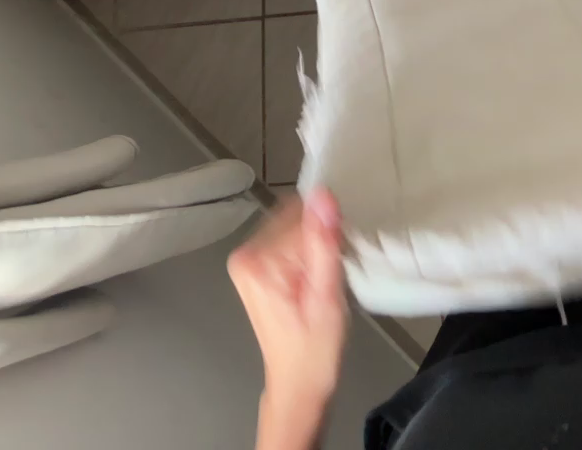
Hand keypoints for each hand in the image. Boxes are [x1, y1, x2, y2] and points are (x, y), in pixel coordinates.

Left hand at [228, 191, 347, 449]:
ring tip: (321, 279)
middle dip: (319, 238)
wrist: (298, 386)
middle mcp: (245, 254)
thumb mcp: (326, 296)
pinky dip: (308, 251)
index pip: (302, 214)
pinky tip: (314, 277)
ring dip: (315, 244)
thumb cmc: (314, 351)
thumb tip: (323, 195)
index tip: (336, 259)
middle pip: (295, 217)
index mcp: (257, 260)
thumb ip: (323, 243)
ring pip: (295, 225)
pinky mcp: (257, 265)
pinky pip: (290, 238)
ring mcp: (249, 260)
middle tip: (329, 273)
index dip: (327, 233)